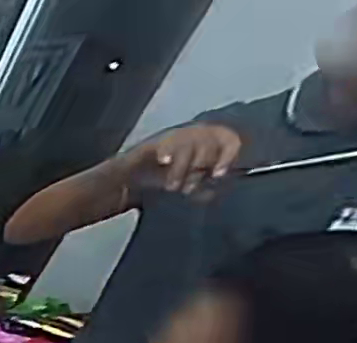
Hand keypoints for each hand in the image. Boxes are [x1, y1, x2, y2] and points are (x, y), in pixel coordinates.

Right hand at [126, 124, 242, 195]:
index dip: (227, 157)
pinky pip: (169, 143)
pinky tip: (163, 161)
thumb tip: (213, 194)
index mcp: (209, 141)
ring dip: (182, 169)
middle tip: (186, 189)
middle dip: (198, 170)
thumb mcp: (184, 185)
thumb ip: (200, 188)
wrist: (127, 179)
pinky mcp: (157, 142)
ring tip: (171, 186)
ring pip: (191, 145)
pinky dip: (169, 153)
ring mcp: (176, 136)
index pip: (229, 141)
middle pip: (209, 144)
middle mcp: (196, 133)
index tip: (217, 175)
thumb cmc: (159, 181)